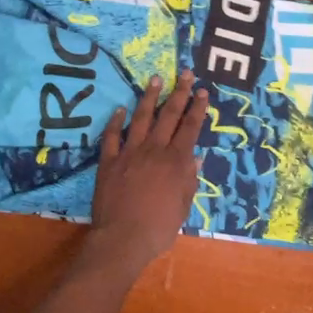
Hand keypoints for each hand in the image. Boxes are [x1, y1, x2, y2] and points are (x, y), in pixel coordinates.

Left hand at [88, 71, 207, 269]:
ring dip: (149, 97)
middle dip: (179, 93)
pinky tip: (119, 109)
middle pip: (168, 116)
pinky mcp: (109, 160)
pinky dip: (115, 121)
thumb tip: (195, 157)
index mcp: (175, 162)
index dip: (197, 109)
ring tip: (155, 79)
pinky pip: (112, 136)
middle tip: (185, 73)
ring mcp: (129, 153)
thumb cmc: (158, 228)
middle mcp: (154, 150)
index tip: (202, 91)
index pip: (190, 128)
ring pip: (141, 118)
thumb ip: (188, 180)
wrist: (122, 239)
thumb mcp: (183, 207)